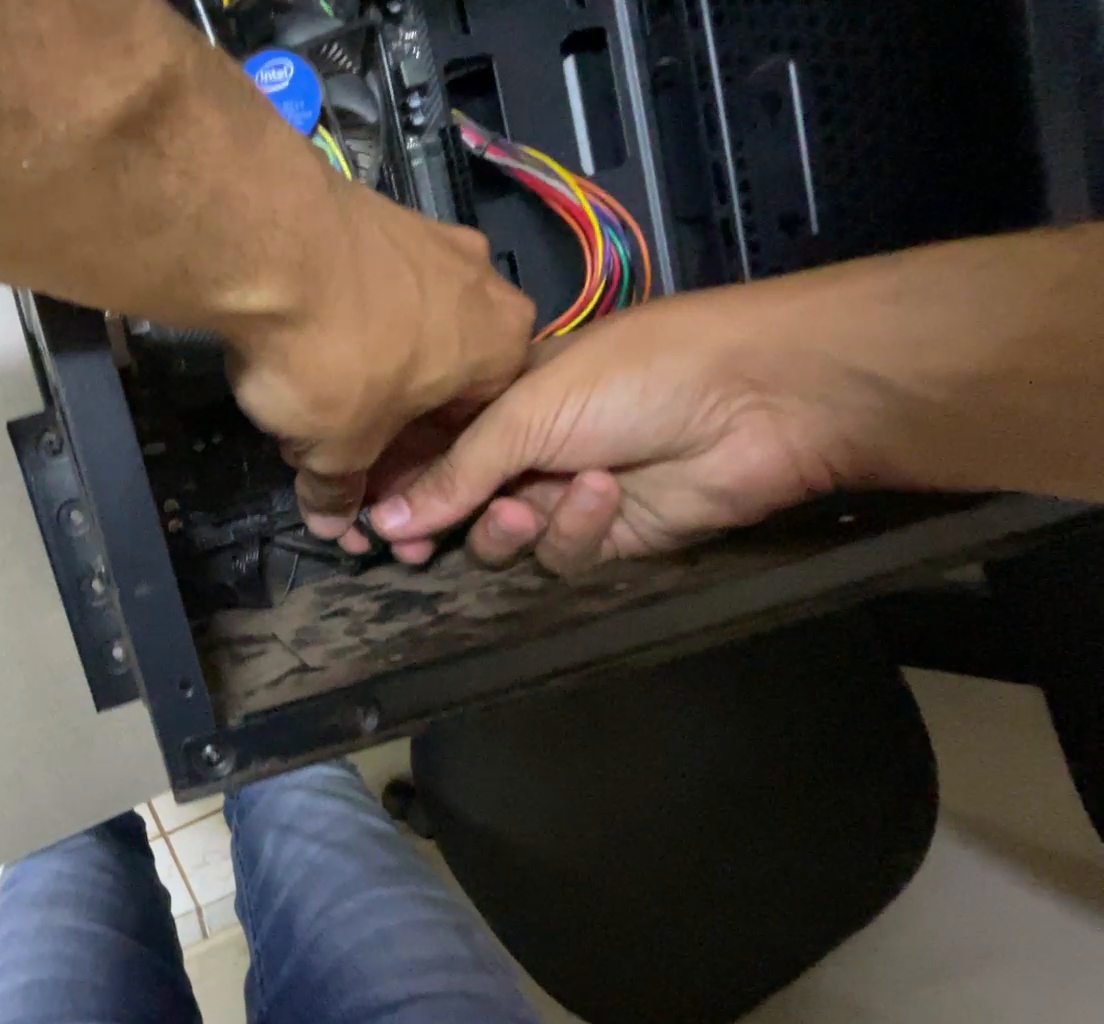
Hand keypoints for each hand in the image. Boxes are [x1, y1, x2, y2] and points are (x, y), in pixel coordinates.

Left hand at [222, 187, 534, 537]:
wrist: (273, 244)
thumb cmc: (336, 363)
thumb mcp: (338, 450)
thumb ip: (339, 491)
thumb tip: (329, 522)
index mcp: (503, 346)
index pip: (471, 425)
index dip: (414, 466)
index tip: (368, 483)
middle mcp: (482, 283)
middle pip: (431, 375)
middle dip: (376, 420)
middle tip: (320, 442)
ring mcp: (429, 238)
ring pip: (396, 331)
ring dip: (353, 373)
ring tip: (294, 395)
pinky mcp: (375, 213)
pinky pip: (364, 288)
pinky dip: (335, 321)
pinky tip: (289, 339)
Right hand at [358, 291, 853, 573]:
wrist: (765, 396)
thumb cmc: (631, 376)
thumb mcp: (526, 413)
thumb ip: (452, 474)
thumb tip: (382, 522)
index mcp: (491, 405)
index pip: (420, 451)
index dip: (387, 483)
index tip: (354, 514)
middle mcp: (517, 453)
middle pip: (448, 504)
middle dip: (429, 525)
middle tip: (407, 548)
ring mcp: (556, 495)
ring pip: (497, 539)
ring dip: (504, 528)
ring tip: (522, 509)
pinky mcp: (601, 536)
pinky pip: (560, 551)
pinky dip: (576, 528)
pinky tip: (602, 493)